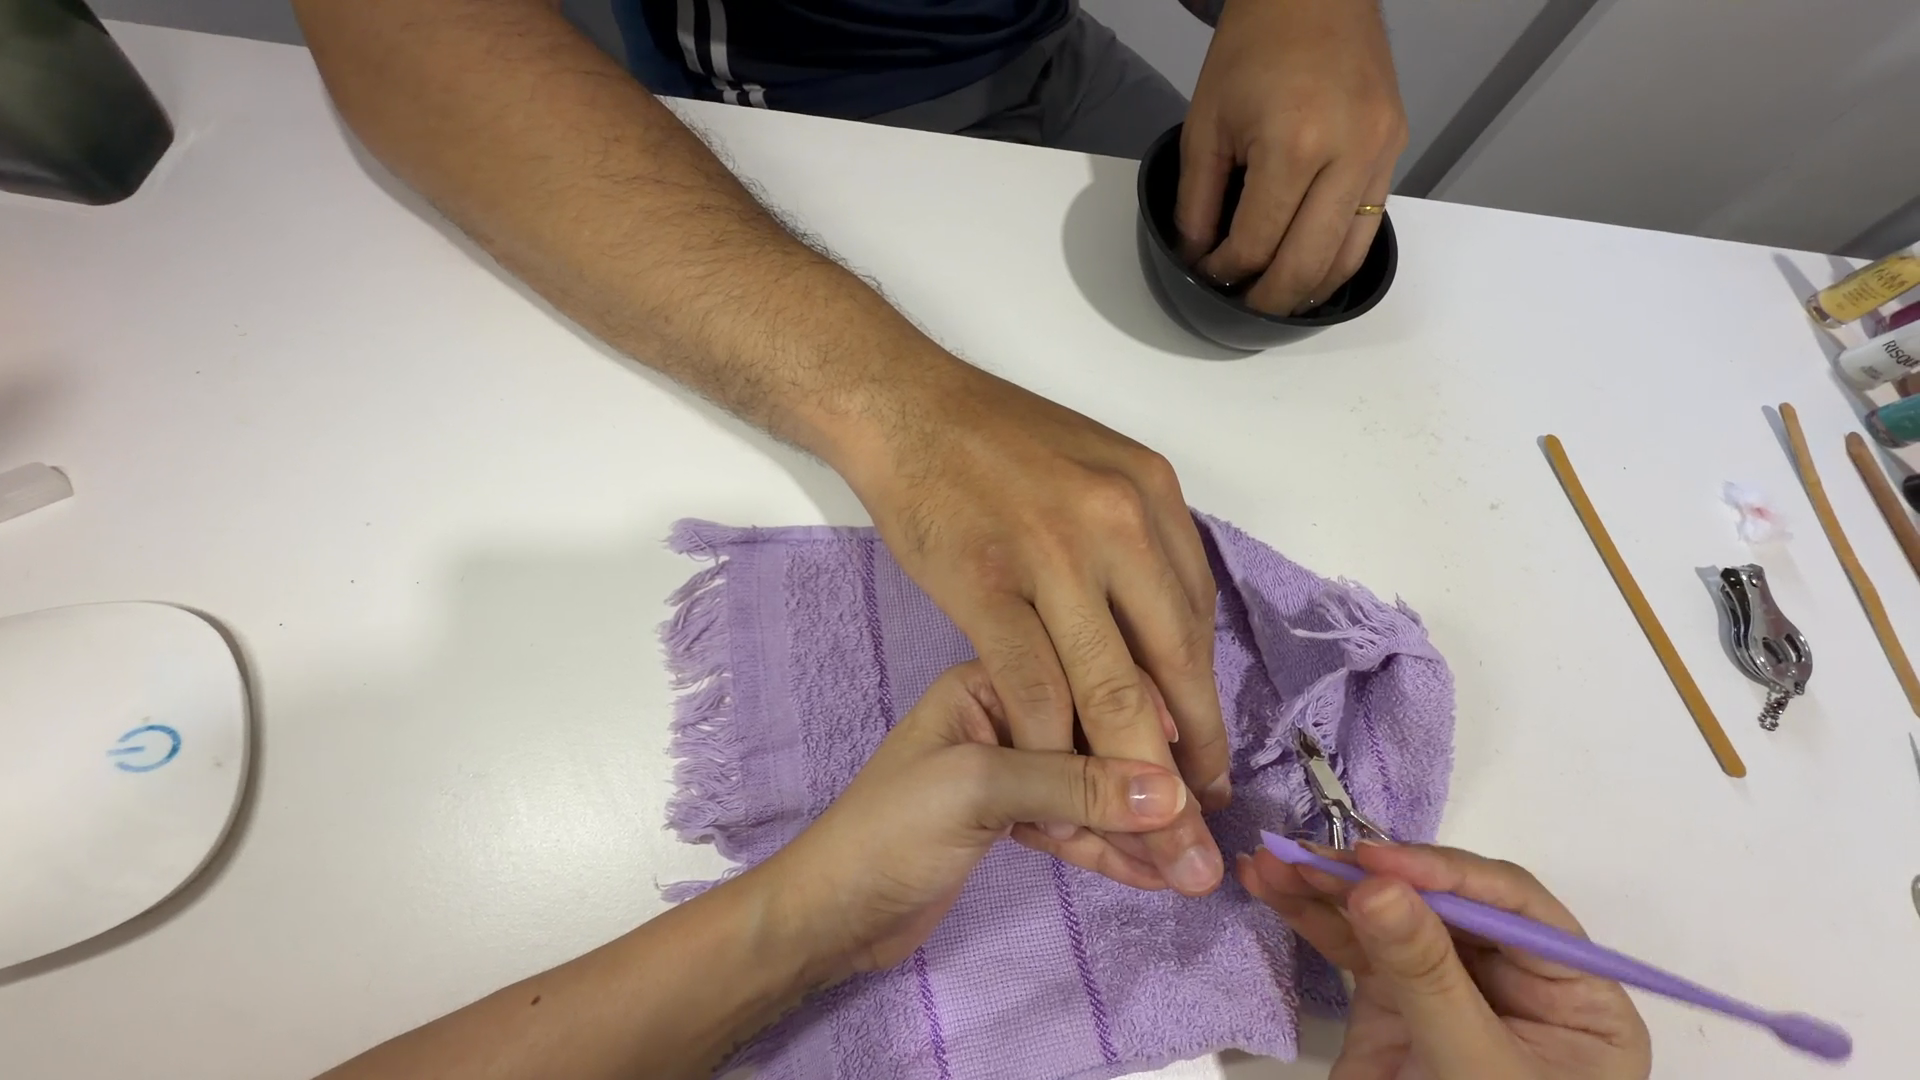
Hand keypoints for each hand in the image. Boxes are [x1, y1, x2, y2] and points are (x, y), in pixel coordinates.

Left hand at [758, 662, 1190, 979]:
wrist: (833, 911)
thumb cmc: (891, 831)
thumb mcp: (977, 791)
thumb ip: (1072, 787)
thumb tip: (1171, 794)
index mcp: (992, 679)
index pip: (1087, 687)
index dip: (1143, 732)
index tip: (1195, 782)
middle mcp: (1010, 713)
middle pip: (1098, 742)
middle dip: (1149, 793)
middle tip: (1201, 846)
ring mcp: (1014, 767)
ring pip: (1093, 789)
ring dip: (1139, 831)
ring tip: (1192, 873)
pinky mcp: (1015, 815)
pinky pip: (1077, 823)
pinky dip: (1113, 848)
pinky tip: (1154, 872)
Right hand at [839, 368, 1228, 897]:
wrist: (905, 409)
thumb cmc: (993, 439)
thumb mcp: (1092, 468)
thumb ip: (1134, 545)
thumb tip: (1155, 638)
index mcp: (1150, 493)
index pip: (1194, 618)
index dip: (1205, 698)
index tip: (1207, 751)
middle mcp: (1117, 524)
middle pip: (1169, 663)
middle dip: (1191, 750)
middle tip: (1200, 814)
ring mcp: (1051, 556)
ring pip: (1108, 687)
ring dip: (1131, 767)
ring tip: (1147, 822)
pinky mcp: (985, 586)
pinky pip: (1034, 686)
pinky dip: (1050, 746)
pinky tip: (1057, 783)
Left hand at [1178, 0, 1407, 314]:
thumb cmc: (1252, 50)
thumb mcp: (1204, 128)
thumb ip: (1196, 205)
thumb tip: (1198, 259)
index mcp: (1294, 146)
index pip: (1254, 245)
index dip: (1223, 272)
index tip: (1206, 272)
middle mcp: (1349, 155)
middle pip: (1306, 265)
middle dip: (1267, 299)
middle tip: (1241, 306)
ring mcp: (1382, 154)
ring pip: (1346, 258)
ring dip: (1307, 292)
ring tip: (1274, 301)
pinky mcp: (1396, 151)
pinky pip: (1370, 229)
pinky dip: (1337, 261)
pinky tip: (1310, 273)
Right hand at [1239, 842, 1651, 1079]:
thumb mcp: (1473, 1069)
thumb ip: (1426, 974)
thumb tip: (1375, 882)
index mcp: (1570, 993)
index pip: (1512, 904)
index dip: (1443, 871)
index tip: (1373, 862)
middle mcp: (1507, 974)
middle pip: (1435, 898)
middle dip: (1365, 875)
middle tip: (1302, 857)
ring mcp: (1442, 980)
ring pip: (1382, 911)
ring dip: (1322, 885)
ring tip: (1270, 862)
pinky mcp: (1390, 995)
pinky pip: (1348, 942)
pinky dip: (1306, 913)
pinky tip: (1268, 884)